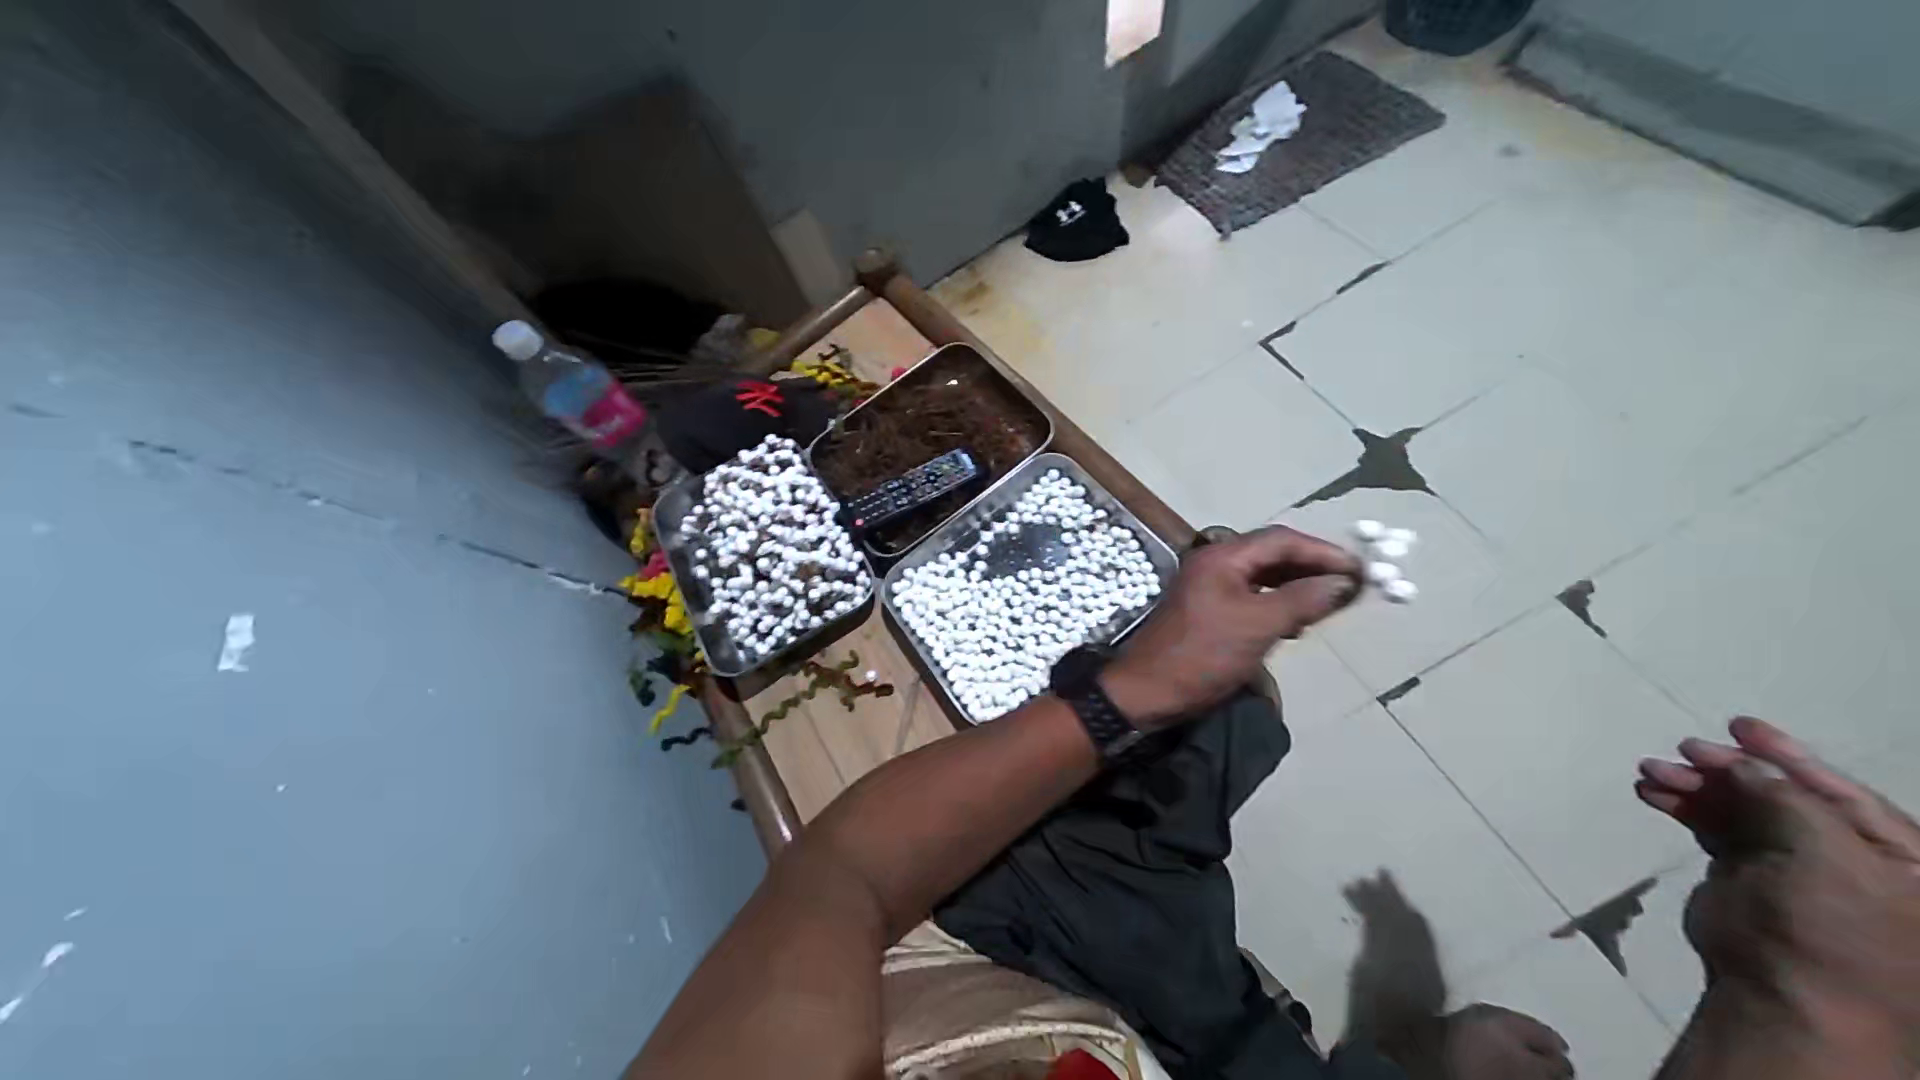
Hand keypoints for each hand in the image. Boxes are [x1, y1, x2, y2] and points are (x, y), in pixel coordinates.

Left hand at [1101, 525, 1359, 728]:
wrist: (1147, 691)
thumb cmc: (1201, 655)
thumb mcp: (1258, 626)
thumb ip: (1303, 600)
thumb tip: (1345, 583)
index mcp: (1221, 557)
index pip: (1281, 540)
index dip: (1323, 552)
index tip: (1360, 571)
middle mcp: (1213, 564)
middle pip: (1272, 554)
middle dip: (1312, 568)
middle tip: (1351, 587)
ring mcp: (1208, 588)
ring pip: (1263, 577)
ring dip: (1297, 587)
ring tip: (1330, 605)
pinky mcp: (1208, 612)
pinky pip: (1251, 597)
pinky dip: (1277, 605)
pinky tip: (1296, 623)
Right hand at [1637, 717, 1919, 1061]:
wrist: (1786, 996)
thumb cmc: (1831, 930)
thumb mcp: (1827, 860)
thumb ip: (1790, 803)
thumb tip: (1746, 764)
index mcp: (1901, 860)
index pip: (1844, 794)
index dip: (1791, 757)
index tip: (1739, 725)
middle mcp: (1852, 858)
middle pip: (1783, 796)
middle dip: (1729, 769)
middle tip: (1684, 749)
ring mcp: (1795, 866)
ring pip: (1741, 807)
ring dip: (1695, 784)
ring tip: (1651, 771)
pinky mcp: (1746, 873)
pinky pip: (1713, 825)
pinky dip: (1683, 805)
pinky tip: (1652, 792)